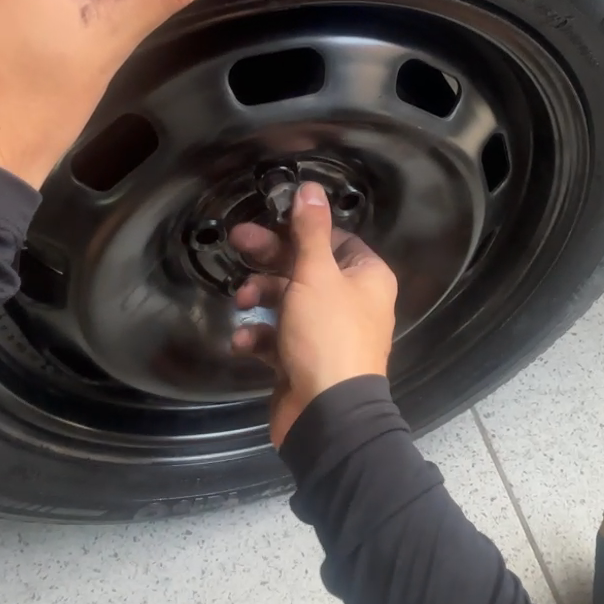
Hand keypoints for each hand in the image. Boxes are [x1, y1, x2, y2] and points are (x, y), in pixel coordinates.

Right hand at [228, 181, 398, 448]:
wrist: (327, 415)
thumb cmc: (328, 335)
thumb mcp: (317, 275)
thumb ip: (310, 231)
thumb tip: (311, 188)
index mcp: (367, 277)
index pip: (334, 239)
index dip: (302, 231)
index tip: (270, 223)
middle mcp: (353, 301)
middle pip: (306, 267)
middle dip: (270, 259)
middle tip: (236, 242)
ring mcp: (328, 332)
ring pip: (289, 301)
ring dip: (261, 298)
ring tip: (241, 302)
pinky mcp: (305, 359)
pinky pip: (280, 338)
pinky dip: (261, 337)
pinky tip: (245, 341)